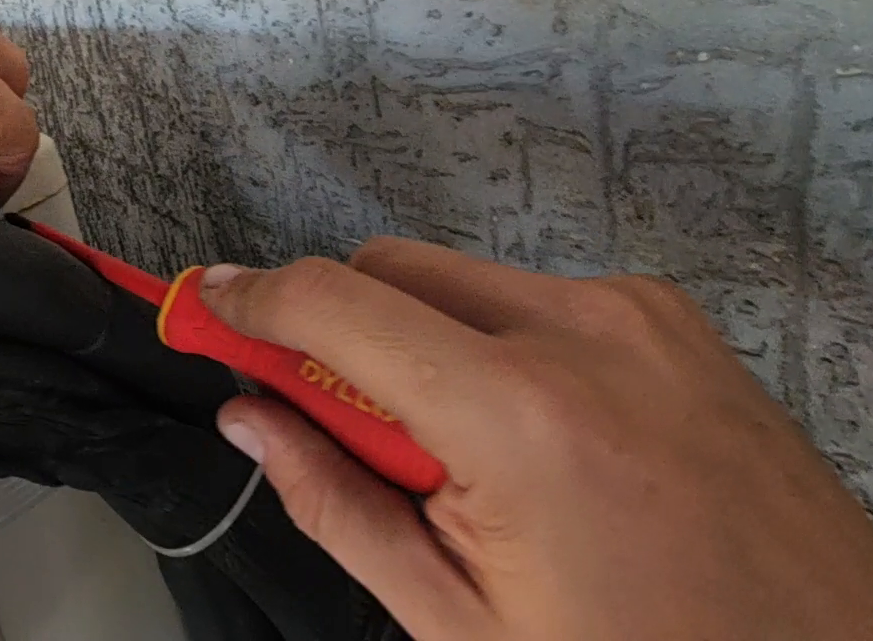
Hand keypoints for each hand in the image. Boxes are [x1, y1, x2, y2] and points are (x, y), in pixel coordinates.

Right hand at [198, 240, 872, 640]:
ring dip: (412, 333)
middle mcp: (578, 326)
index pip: (334, 302)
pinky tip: (532, 427)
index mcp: (519, 411)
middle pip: (387, 267)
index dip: (251, 296)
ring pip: (452, 277)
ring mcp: (636, 309)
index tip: (201, 301)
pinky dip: (486, 337)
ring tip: (454, 439)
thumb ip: (331, 498)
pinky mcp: (671, 314)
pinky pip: (523, 294)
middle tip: (341, 413)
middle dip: (337, 322)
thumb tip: (243, 414)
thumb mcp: (458, 624)